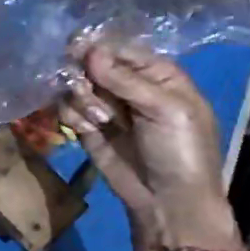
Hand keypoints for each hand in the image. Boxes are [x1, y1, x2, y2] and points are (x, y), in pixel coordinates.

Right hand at [58, 44, 236, 242]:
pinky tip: (89, 129)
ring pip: (75, 84)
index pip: (118, 46)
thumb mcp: (166, 111)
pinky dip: (73, 115)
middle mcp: (127, 84)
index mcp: (155, 72)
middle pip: (90, 62)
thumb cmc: (182, 152)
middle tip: (86, 89)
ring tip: (99, 120)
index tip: (76, 50)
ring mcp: (105, 106)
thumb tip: (90, 51)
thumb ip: (127, 79)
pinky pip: (67, 108)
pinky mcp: (86, 127)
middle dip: (84, 74)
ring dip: (81, 98)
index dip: (96, 46)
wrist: (169, 204)